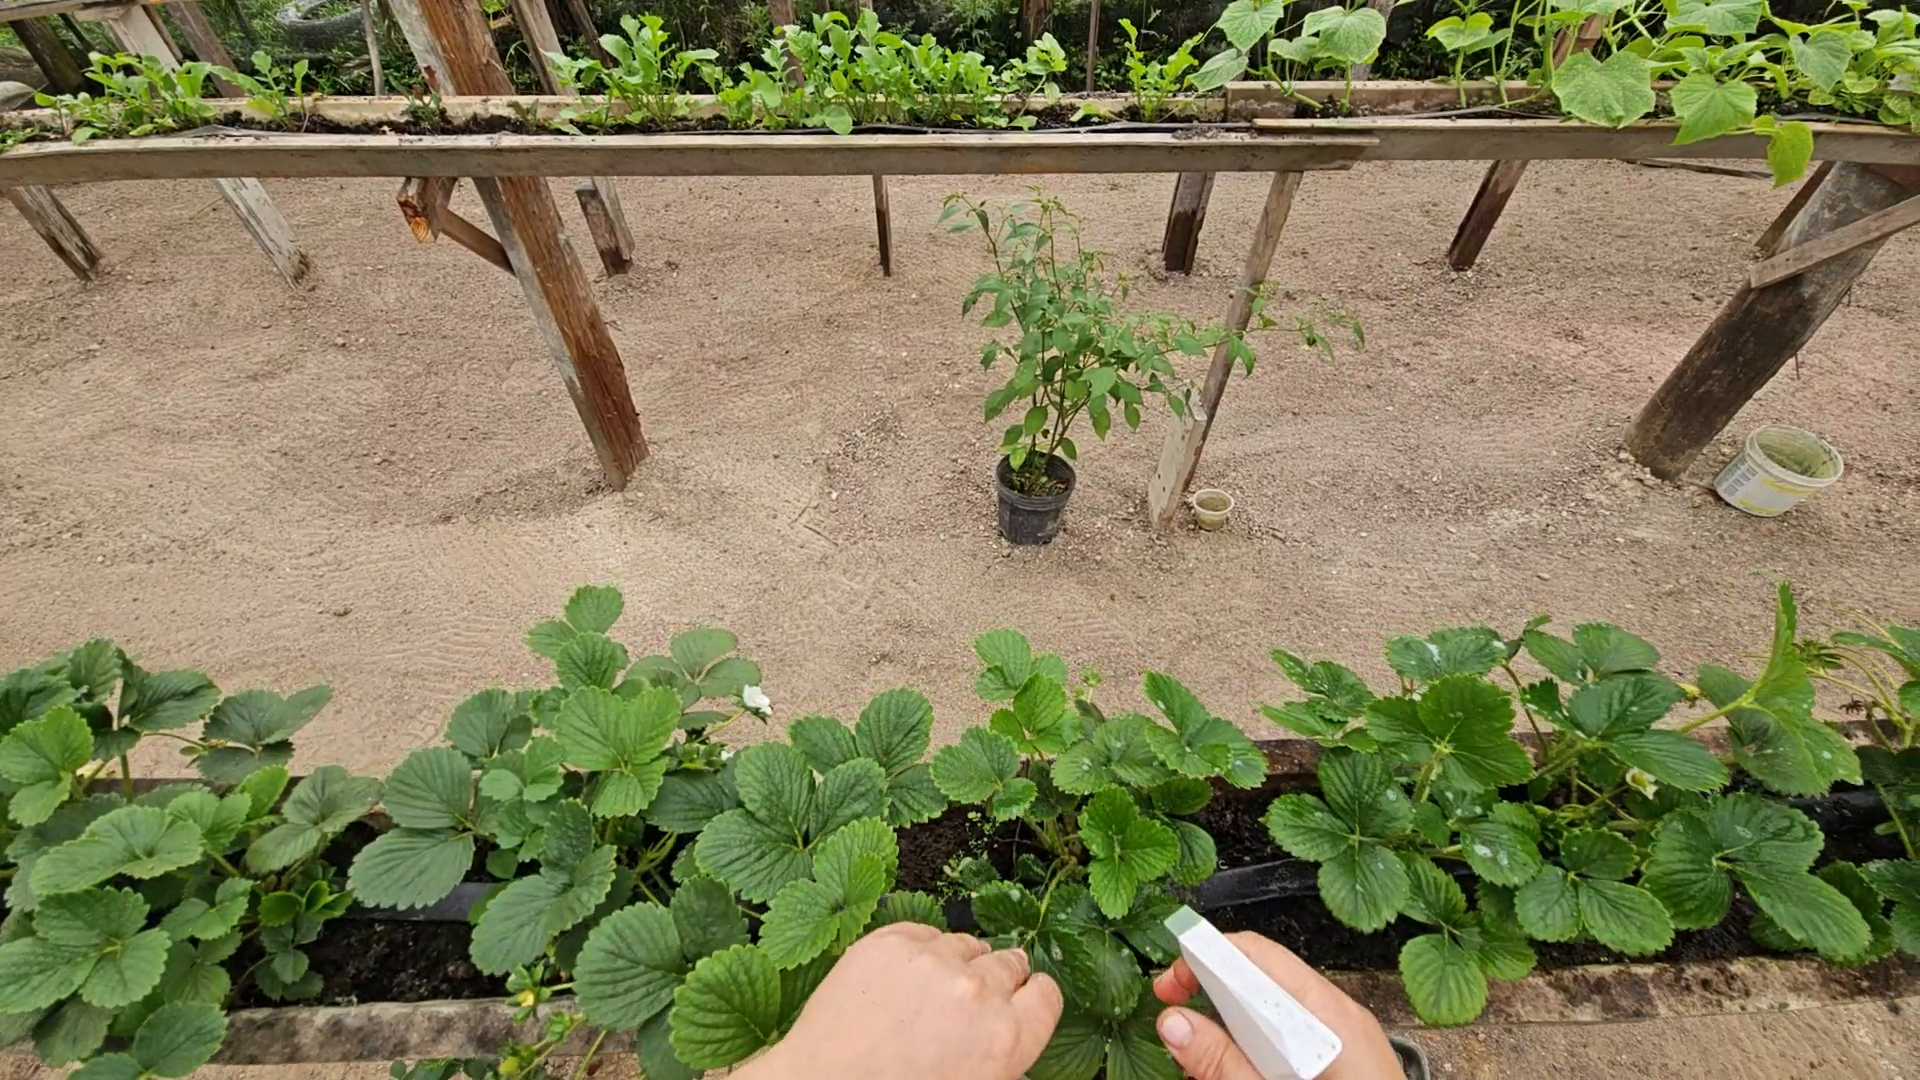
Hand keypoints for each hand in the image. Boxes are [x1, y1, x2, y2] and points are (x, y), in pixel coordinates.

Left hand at [737, 922, 1063, 1079]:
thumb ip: (999, 1057)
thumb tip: (1005, 1034)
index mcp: (1003, 1039)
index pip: (1047, 995)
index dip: (1035, 999)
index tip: (1026, 1000)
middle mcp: (974, 990)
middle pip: (1010, 962)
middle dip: (998, 979)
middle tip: (975, 998)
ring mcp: (930, 959)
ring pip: (966, 944)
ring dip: (958, 963)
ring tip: (934, 992)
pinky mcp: (890, 939)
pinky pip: (924, 933)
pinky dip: (919, 951)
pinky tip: (903, 981)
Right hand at [1152, 932, 1400, 1079]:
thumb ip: (1224, 1066)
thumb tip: (1174, 1022)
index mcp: (1330, 1018)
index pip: (1255, 955)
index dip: (1203, 958)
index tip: (1168, 984)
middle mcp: (1342, 1019)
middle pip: (1261, 979)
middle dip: (1210, 993)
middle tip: (1174, 1018)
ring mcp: (1348, 1044)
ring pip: (1272, 1011)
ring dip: (1229, 1027)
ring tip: (1201, 1060)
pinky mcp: (1346, 1067)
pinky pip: (1290, 1039)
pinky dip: (1256, 1049)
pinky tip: (1236, 1071)